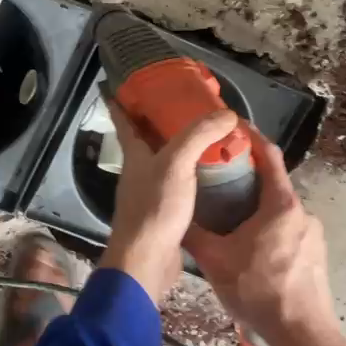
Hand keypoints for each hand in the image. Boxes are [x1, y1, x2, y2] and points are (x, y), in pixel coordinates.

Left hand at [100, 102, 239, 302]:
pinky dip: (192, 176)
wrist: (147, 260)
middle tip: (183, 107)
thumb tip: (227, 114)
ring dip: (179, 150)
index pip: (124, 121)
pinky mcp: (164, 213)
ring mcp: (150, 194)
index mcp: (135, 155)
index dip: (120, 102)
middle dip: (158, 123)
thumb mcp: (176, 164)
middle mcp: (138, 172)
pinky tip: (211, 177)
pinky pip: (178, 186)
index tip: (118, 85)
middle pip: (146, 141)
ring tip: (205, 139)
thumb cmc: (155, 208)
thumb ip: (198, 136)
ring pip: (164, 164)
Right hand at [182, 123, 345, 345]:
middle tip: (215, 175)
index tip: (232, 125)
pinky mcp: (314, 255)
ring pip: (279, 209)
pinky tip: (246, 244)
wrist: (302, 334)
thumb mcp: (215, 259)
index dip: (250, 136)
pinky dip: (266, 227)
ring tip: (226, 212)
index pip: (269, 155)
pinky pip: (286, 229)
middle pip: (272, 183)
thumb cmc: (258, 290)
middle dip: (245, 176)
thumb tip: (172, 216)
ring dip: (255, 206)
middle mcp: (302, 212)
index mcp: (281, 204)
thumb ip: (193, 233)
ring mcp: (312, 235)